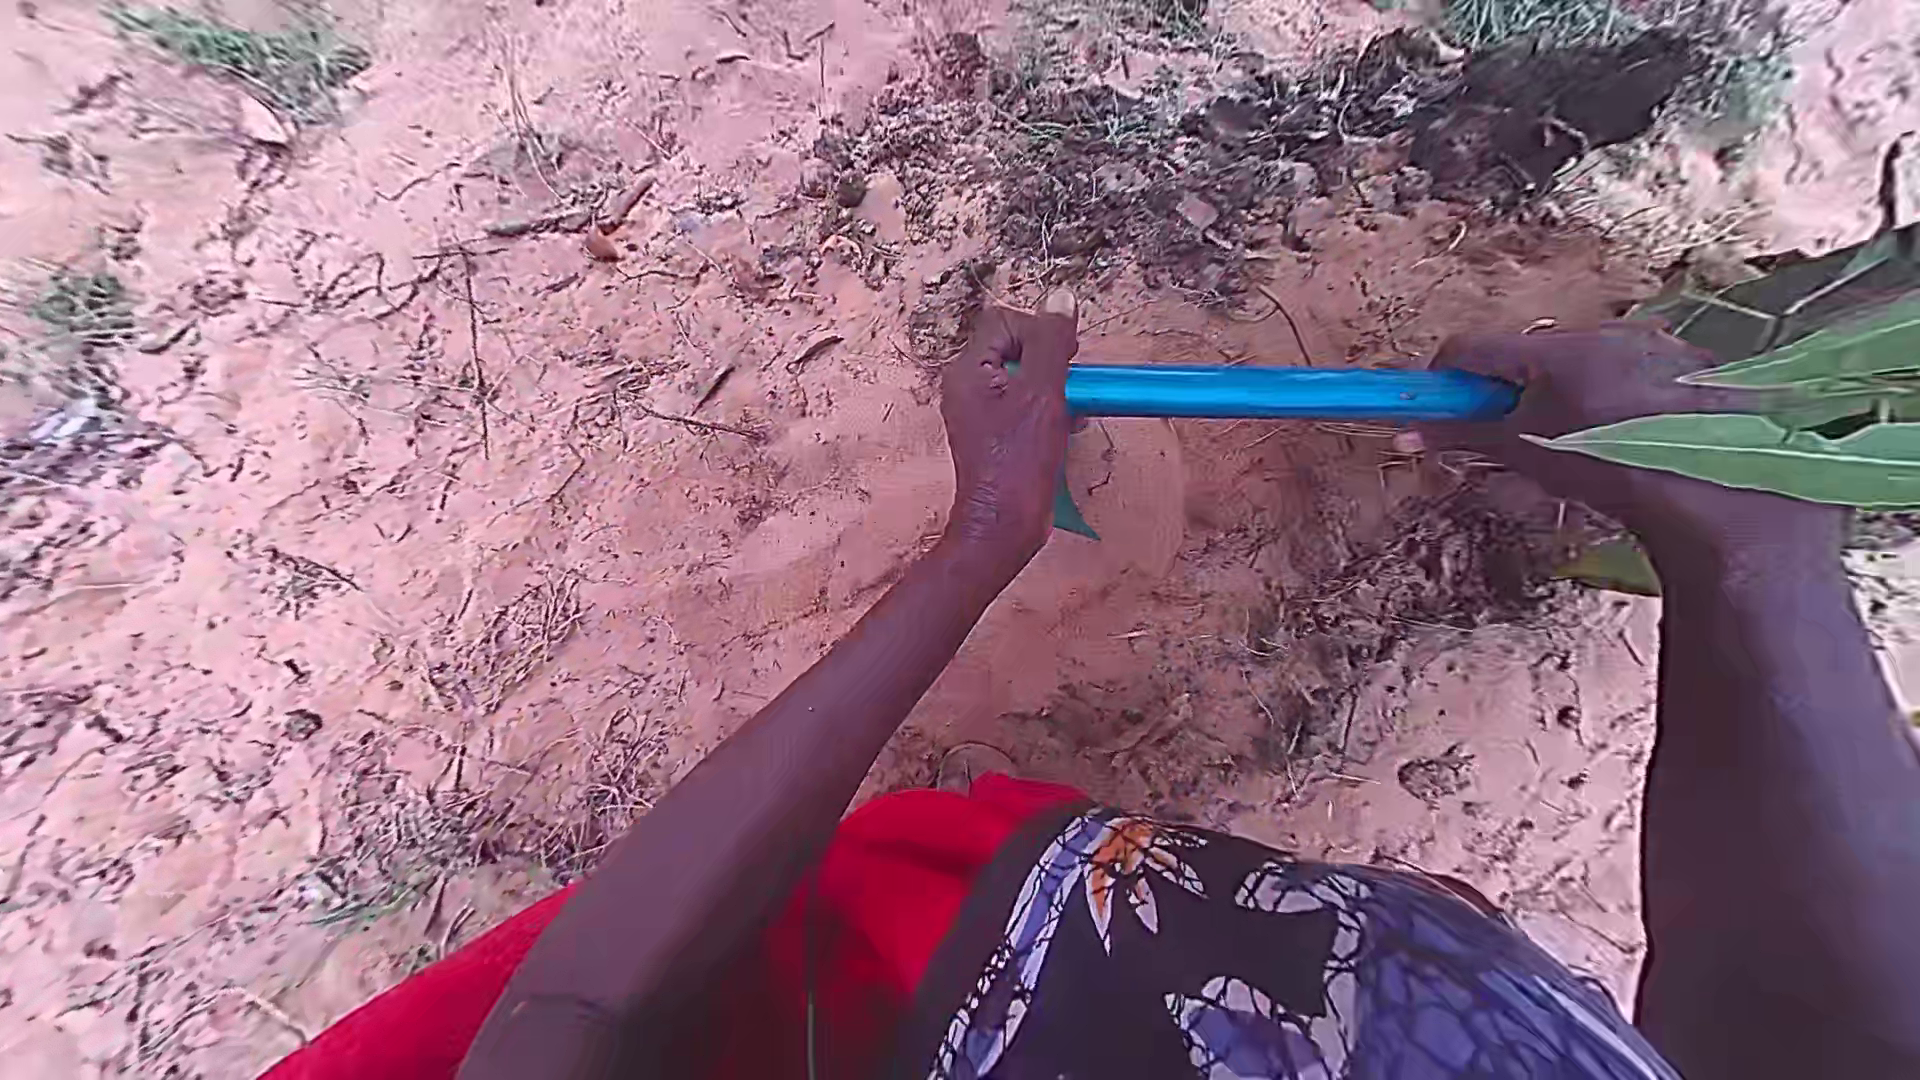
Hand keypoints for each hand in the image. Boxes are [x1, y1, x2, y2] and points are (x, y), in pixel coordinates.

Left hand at [939, 293, 1077, 584]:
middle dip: (1049, 363)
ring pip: (1024, 378)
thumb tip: (1060, 299)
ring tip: (1069, 412)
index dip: (1038, 332)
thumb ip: (1050, 342)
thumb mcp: (1042, 392)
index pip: (1004, 321)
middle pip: (1014, 348)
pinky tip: (1066, 428)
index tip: (1064, 358)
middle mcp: (968, 388)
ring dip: (1054, 388)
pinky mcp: (995, 435)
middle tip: (1068, 386)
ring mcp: (980, 413)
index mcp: (968, 371)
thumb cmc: (1018, 462)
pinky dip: (1048, 410)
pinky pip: (1024, 405)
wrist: (1005, 522)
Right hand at [1420, 322, 1846, 565]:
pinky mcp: (1690, 364)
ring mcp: (1653, 345)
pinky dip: (1597, 392)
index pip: (1470, 346)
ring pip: (1571, 359)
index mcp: (1557, 351)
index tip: (1439, 405)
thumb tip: (1403, 436)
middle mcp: (1605, 334)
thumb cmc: (1601, 467)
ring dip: (1547, 390)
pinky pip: (1619, 367)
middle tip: (1502, 427)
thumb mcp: (1518, 450)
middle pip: (1522, 351)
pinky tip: (1612, 432)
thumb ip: (1458, 435)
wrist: (1719, 499)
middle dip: (1499, 386)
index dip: (1442, 375)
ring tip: (1563, 435)